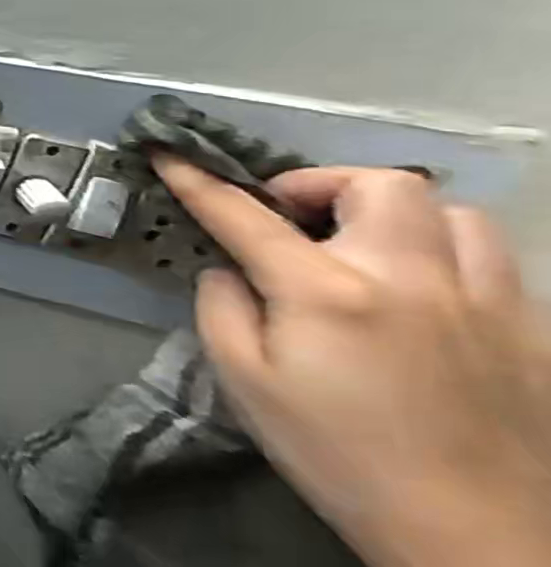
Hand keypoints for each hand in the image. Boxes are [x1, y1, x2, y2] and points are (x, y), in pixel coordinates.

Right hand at [157, 157, 550, 566]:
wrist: (474, 540)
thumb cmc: (335, 452)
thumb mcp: (241, 376)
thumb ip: (222, 304)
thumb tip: (230, 269)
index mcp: (328, 291)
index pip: (243, 213)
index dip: (196, 179)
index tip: (166, 153)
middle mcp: (412, 279)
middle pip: (380, 186)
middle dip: (321, 185)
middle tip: (290, 217)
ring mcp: (487, 304)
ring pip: (454, 213)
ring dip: (394, 214)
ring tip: (360, 245)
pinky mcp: (532, 335)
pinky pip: (492, 260)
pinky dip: (443, 251)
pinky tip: (414, 287)